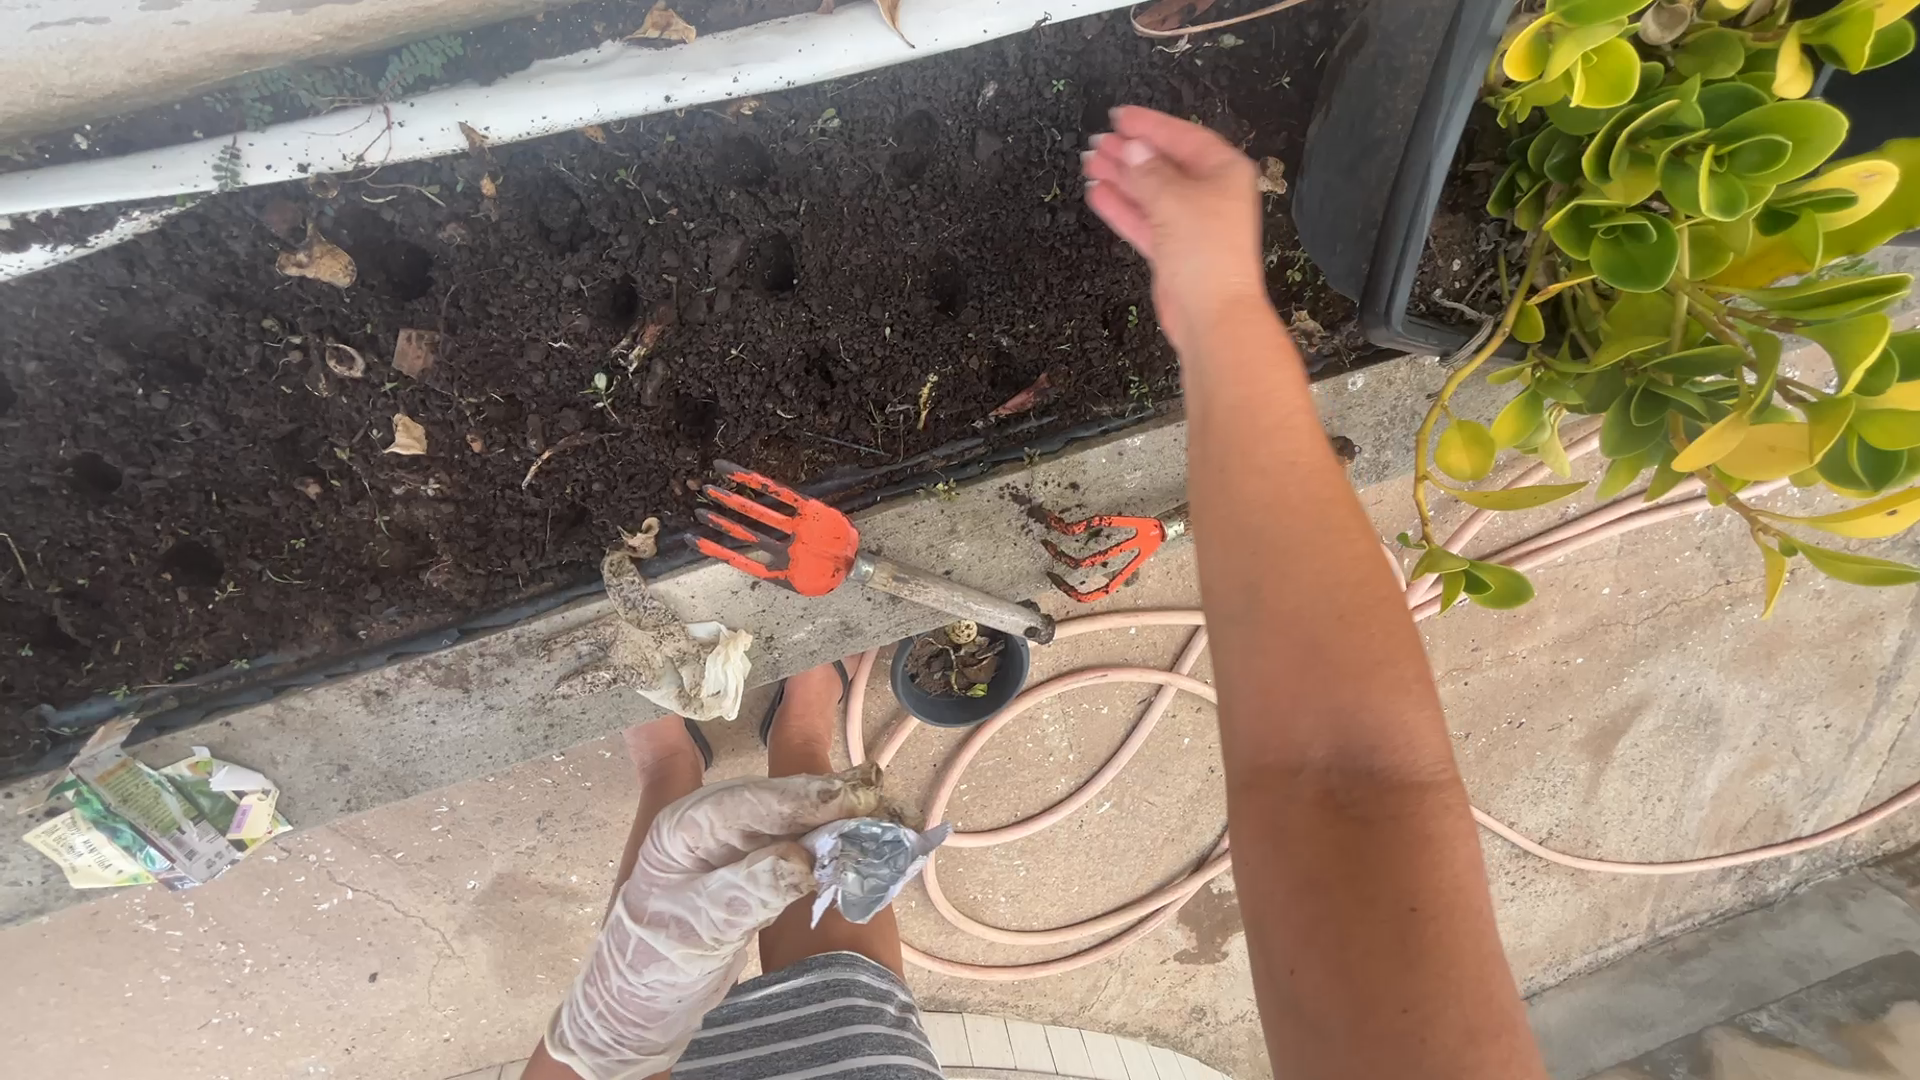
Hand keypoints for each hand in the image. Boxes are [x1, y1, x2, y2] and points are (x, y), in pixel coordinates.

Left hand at [545, 768, 883, 1079]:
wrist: (642, 1004)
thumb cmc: (654, 966)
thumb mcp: (697, 931)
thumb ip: (746, 891)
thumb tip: (803, 861)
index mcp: (685, 825)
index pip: (750, 802)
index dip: (801, 797)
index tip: (847, 796)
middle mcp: (715, 819)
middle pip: (780, 800)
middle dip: (831, 799)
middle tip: (880, 798)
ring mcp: (739, 838)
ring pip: (797, 816)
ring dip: (841, 816)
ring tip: (886, 813)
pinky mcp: (759, 858)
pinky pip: (802, 841)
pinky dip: (835, 839)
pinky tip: (865, 835)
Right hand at [1081, 106, 1268, 354]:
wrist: (1211, 314)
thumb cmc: (1207, 254)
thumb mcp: (1174, 201)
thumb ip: (1147, 173)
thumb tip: (1129, 149)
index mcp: (1223, 171)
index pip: (1181, 137)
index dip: (1148, 125)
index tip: (1118, 116)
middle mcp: (1207, 194)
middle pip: (1162, 164)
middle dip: (1129, 153)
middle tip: (1096, 142)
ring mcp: (1188, 223)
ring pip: (1148, 193)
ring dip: (1120, 179)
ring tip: (1090, 164)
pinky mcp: (1171, 250)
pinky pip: (1142, 221)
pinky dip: (1121, 208)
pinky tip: (1098, 194)